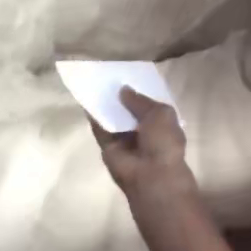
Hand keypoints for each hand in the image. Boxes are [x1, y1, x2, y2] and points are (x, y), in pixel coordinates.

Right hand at [97, 87, 196, 207]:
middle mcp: (142, 131)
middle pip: (128, 110)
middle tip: (108, 76)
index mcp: (161, 123)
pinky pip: (100, 129)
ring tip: (94, 83)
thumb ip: (140, 100)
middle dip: (120, 96)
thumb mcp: (160, 113)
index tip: (128, 76)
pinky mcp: (108, 147)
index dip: (139, 91)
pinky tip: (86, 99)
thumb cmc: (164, 142)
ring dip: (105, 104)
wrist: (151, 174)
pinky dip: (94, 116)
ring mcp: (124, 140)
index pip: (148, 104)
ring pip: (113, 118)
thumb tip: (123, 90)